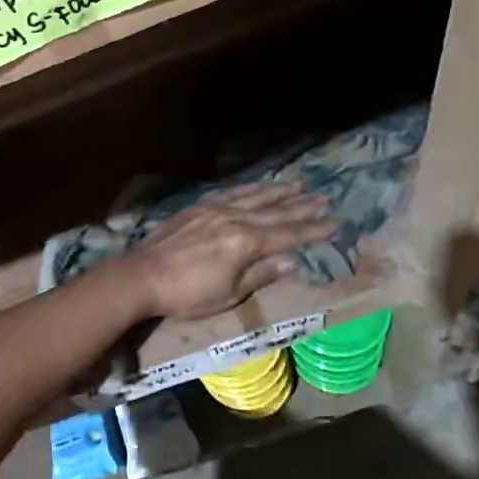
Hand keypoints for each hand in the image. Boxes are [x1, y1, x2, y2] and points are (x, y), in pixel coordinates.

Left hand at [118, 181, 336, 320]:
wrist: (142, 276)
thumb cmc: (186, 294)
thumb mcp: (229, 294)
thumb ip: (261, 275)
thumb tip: (291, 261)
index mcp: (245, 243)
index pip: (287, 235)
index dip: (313, 230)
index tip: (336, 223)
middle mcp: (233, 219)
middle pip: (274, 211)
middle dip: (301, 206)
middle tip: (324, 197)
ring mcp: (213, 210)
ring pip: (252, 196)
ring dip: (277, 190)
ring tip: (298, 183)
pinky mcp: (196, 208)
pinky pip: (228, 193)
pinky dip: (247, 189)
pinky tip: (255, 186)